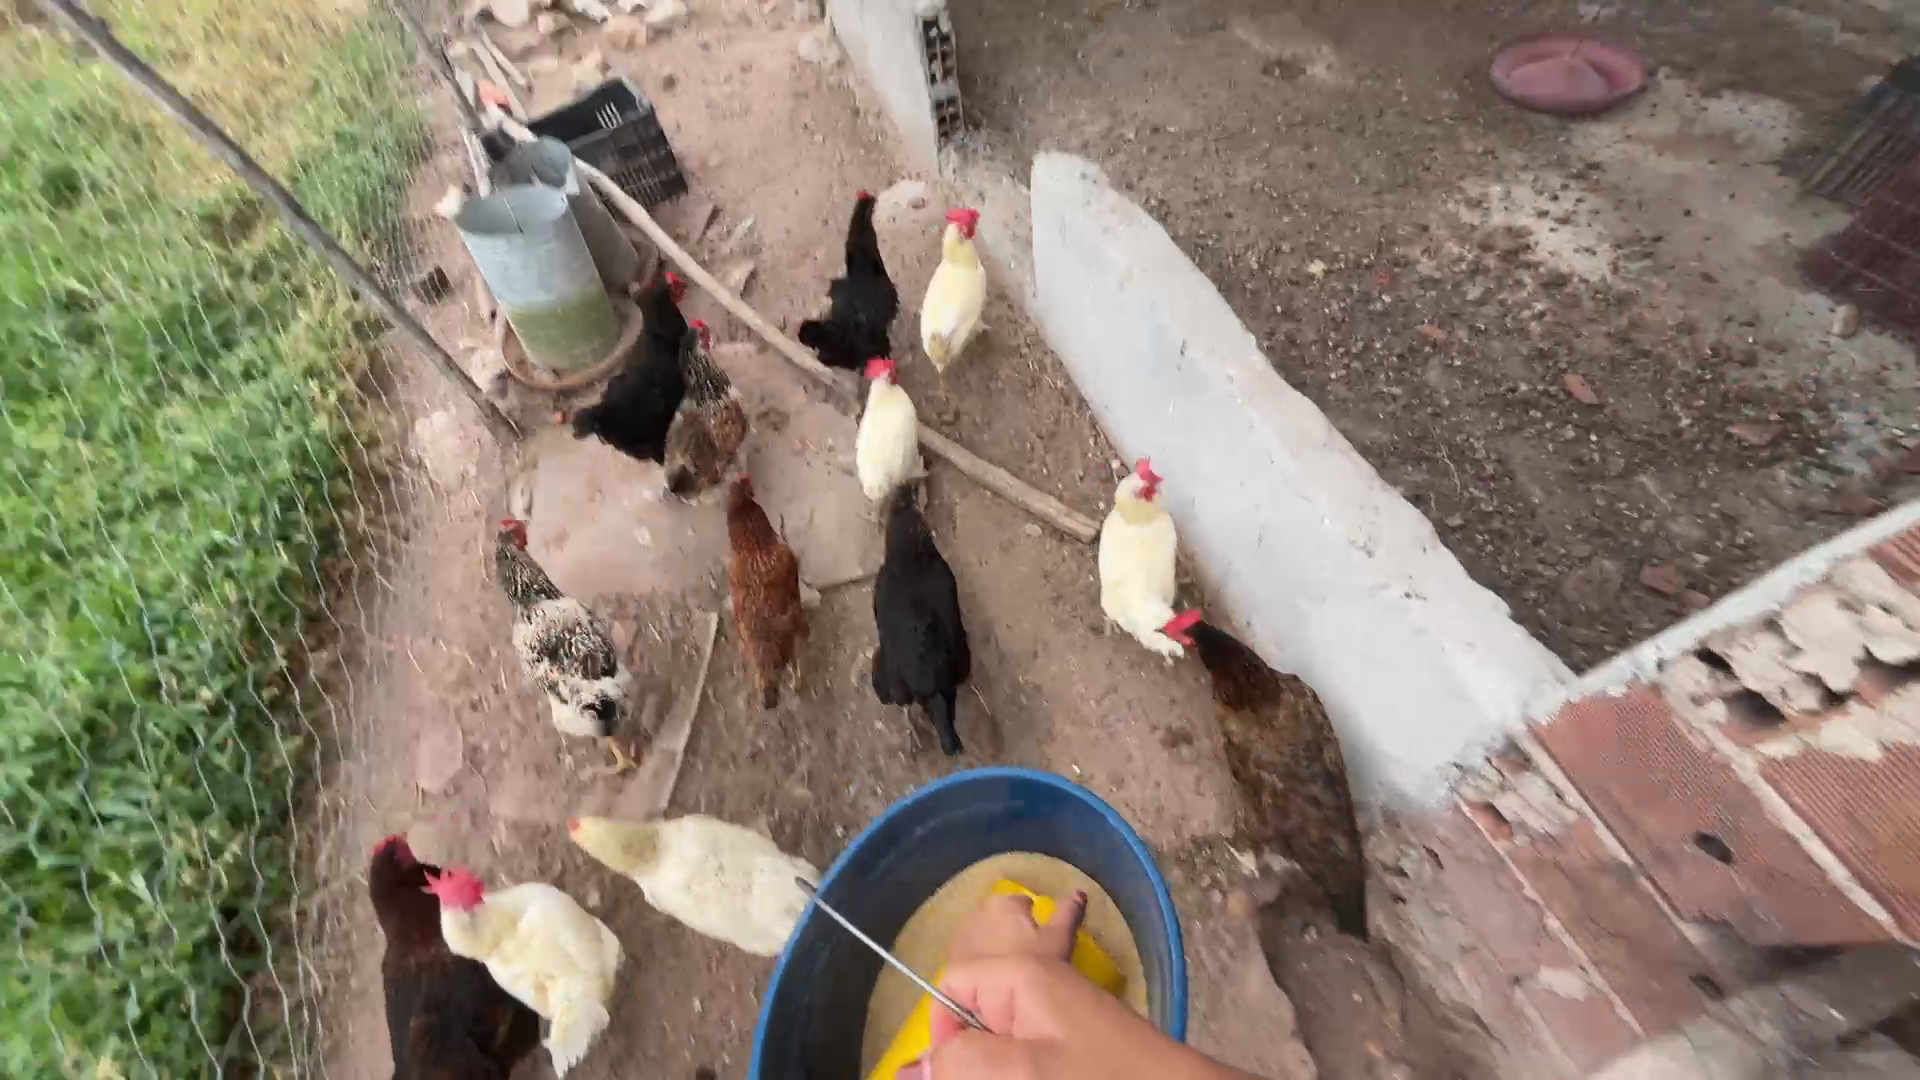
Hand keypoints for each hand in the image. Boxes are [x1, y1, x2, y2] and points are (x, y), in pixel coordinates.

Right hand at [902, 955, 1248, 1079]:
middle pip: (976, 1011)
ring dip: (994, 1063)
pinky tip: (1025, 1069)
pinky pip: (1027, 1048)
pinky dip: (1018, 1063)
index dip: (941, 1034)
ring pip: (1002, 1037)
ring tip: (1022, 1069)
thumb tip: (916, 1067)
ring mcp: (1059, 1010)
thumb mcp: (1023, 1072)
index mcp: (1020, 973)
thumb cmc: (1100, 1079)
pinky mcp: (1076, 1039)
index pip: (952, 986)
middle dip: (967, 1053)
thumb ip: (963, 1061)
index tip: (953, 1076)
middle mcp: (1036, 982)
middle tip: (995, 1070)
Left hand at [945, 889, 1086, 966]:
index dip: (1029, 918)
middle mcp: (979, 911)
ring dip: (991, 945)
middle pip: (998, 917)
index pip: (1020, 904)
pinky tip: (990, 978)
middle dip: (1007, 930)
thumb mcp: (1058, 938)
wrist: (997, 994)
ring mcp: (962, 934)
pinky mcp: (952, 957)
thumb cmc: (1034, 961)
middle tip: (1020, 953)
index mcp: (1004, 903)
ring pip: (982, 935)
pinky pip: (969, 954)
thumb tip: (1080, 892)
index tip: (1036, 935)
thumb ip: (1068, 911)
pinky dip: (979, 961)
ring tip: (1005, 968)